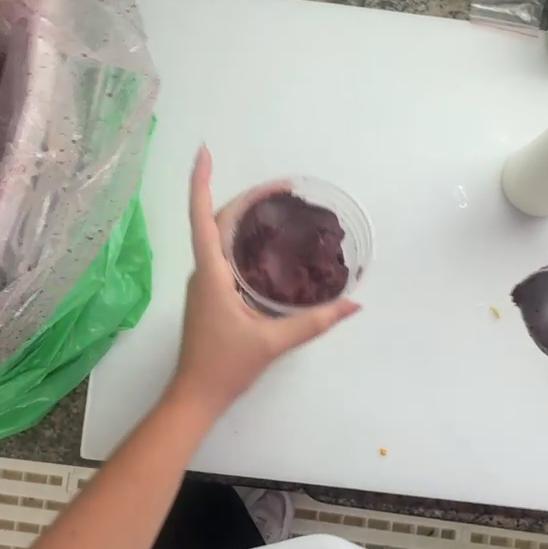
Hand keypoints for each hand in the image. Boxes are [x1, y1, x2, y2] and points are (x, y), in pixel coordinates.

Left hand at [168, 146, 358, 415]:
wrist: (195, 396)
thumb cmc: (225, 367)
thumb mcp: (272, 343)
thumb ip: (313, 323)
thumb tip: (352, 304)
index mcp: (211, 275)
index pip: (204, 218)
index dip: (201, 183)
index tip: (204, 152)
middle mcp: (203, 273)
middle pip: (217, 222)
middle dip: (244, 198)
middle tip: (279, 187)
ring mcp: (204, 285)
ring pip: (219, 239)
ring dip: (242, 217)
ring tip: (275, 206)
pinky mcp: (209, 297)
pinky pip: (223, 256)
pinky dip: (242, 241)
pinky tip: (264, 244)